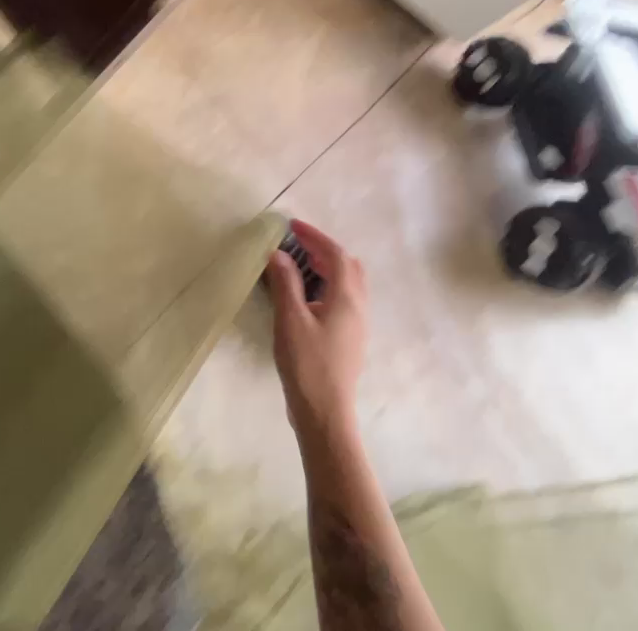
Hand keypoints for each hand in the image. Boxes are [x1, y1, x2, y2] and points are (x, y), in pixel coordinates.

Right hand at [264, 220, 367, 438]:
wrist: (324, 411)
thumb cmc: (307, 363)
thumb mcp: (290, 319)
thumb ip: (286, 283)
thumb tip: (279, 253)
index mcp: (347, 298)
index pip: (336, 255)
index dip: (315, 236)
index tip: (292, 226)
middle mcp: (358, 308)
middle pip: (349, 267)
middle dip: (324, 249)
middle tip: (297, 244)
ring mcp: (357, 325)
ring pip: (348, 284)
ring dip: (327, 267)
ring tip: (298, 265)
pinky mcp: (349, 339)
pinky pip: (343, 299)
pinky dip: (327, 285)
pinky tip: (306, 297)